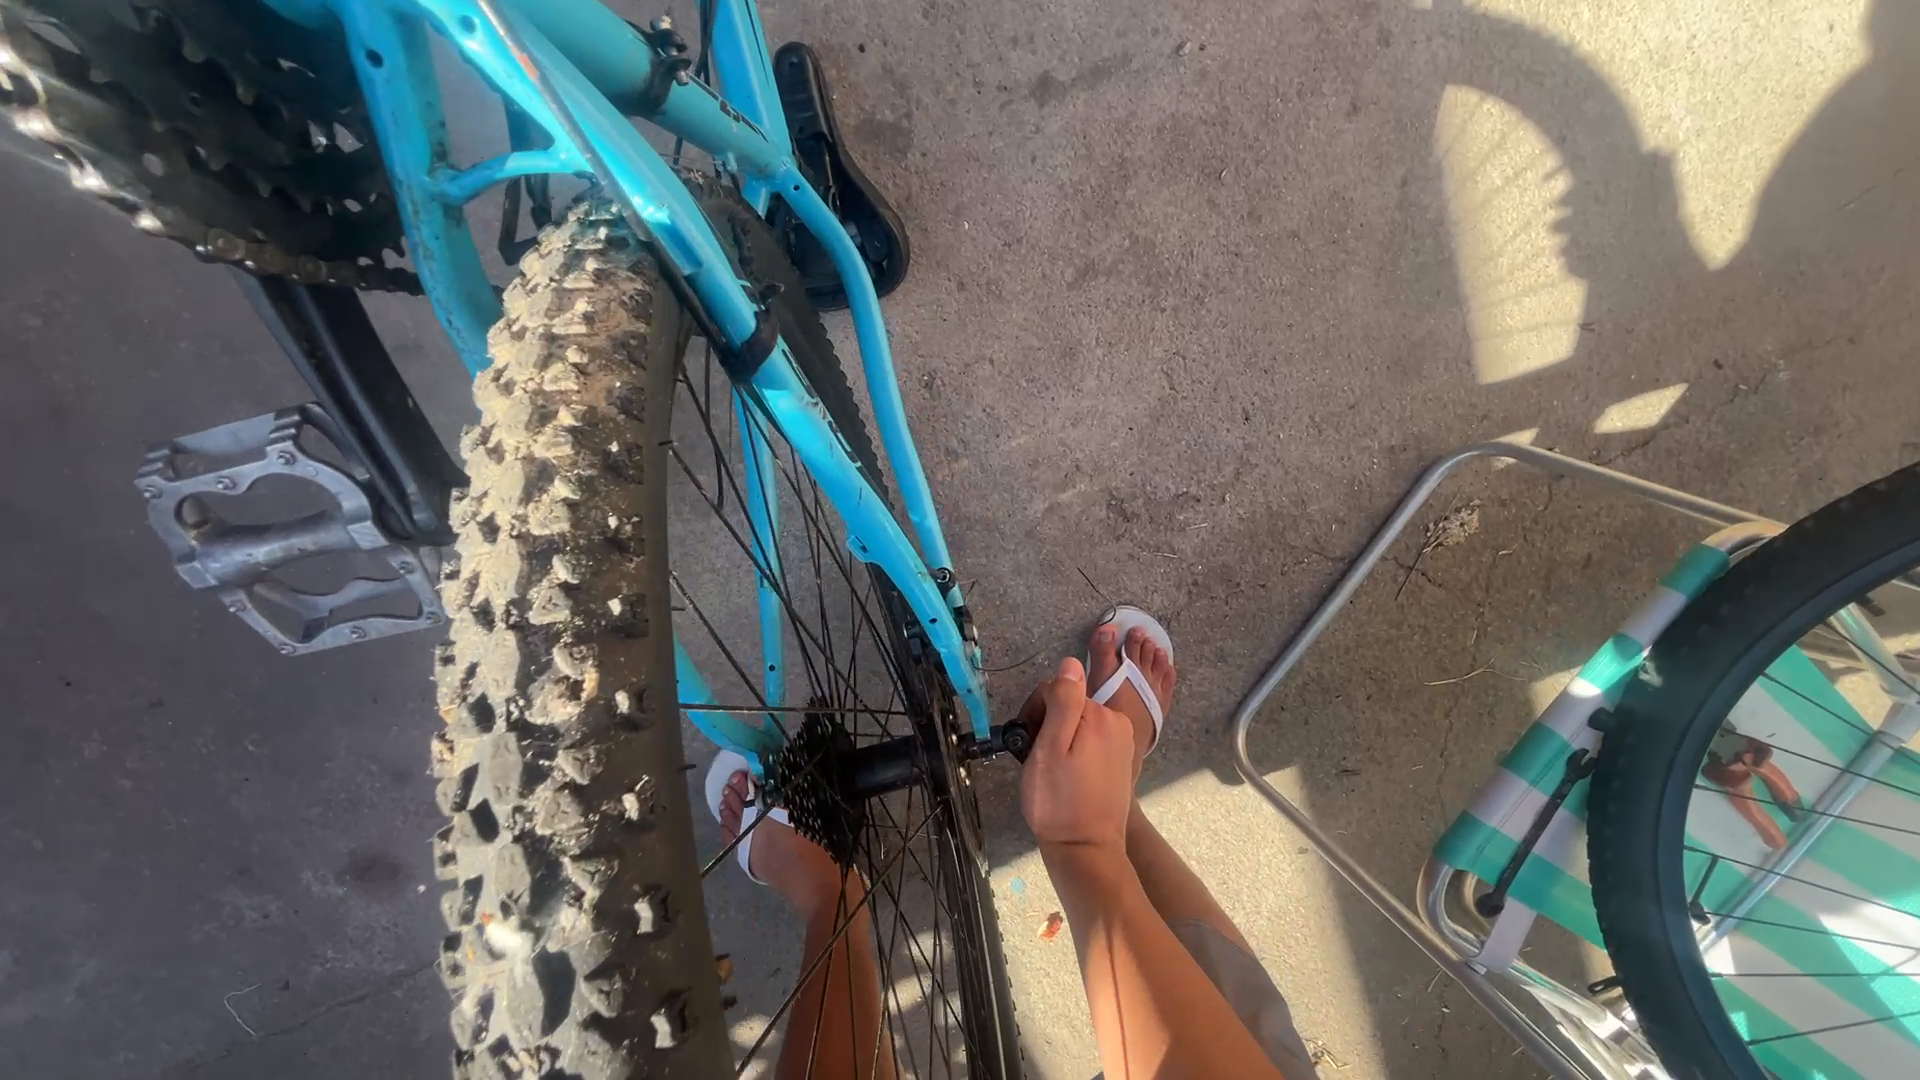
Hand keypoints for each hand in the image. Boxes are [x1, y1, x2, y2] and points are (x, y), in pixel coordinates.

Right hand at [1019, 657, 1136, 852]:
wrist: (1086, 851)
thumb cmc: (1059, 802)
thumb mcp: (1051, 749)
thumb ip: (1063, 702)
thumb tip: (1071, 663)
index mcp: (1100, 715)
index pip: (1057, 690)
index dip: (1036, 712)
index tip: (1029, 740)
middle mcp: (1117, 722)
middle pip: (1070, 703)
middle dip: (1048, 723)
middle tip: (1038, 758)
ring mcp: (1122, 741)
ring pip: (1079, 721)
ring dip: (1060, 736)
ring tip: (1051, 769)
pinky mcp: (1121, 759)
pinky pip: (1091, 738)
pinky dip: (1075, 749)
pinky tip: (1067, 774)